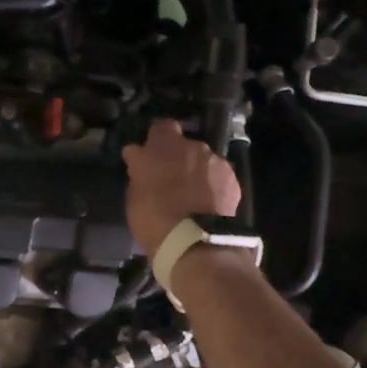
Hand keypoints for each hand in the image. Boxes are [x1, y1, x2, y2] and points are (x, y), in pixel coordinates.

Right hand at [120, 119, 241, 256]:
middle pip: (184, 145)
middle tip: (170, 179)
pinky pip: (218, 177)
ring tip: (191, 195)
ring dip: (196, 171)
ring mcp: (215, 161)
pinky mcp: (232, 179)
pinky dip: (212, 186)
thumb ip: (139, 170)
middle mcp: (192, 146)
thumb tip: (138, 155)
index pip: (161, 127)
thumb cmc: (153, 217)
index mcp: (163, 145)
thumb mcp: (134, 193)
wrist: (194, 240)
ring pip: (203, 161)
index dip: (157, 140)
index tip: (151, 154)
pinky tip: (207, 203)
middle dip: (177, 158)